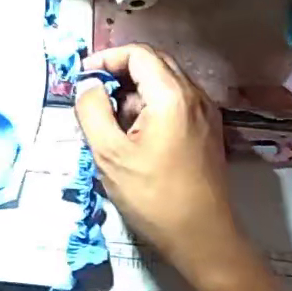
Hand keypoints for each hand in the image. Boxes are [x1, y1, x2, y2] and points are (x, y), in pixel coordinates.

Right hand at [74, 45, 263, 290]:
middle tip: (93, 95)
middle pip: (154, 64)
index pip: (138, 54)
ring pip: (166, 84)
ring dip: (135, 92)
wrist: (203, 236)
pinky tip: (135, 135)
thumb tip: (87, 85)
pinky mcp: (208, 132)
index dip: (107, 58)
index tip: (83, 77)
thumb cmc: (154, 197)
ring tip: (110, 121)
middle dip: (120, 73)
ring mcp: (206, 113)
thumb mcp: (110, 155)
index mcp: (172, 95)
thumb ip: (92, 111)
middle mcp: (195, 96)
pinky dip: (152, 107)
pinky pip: (176, 104)